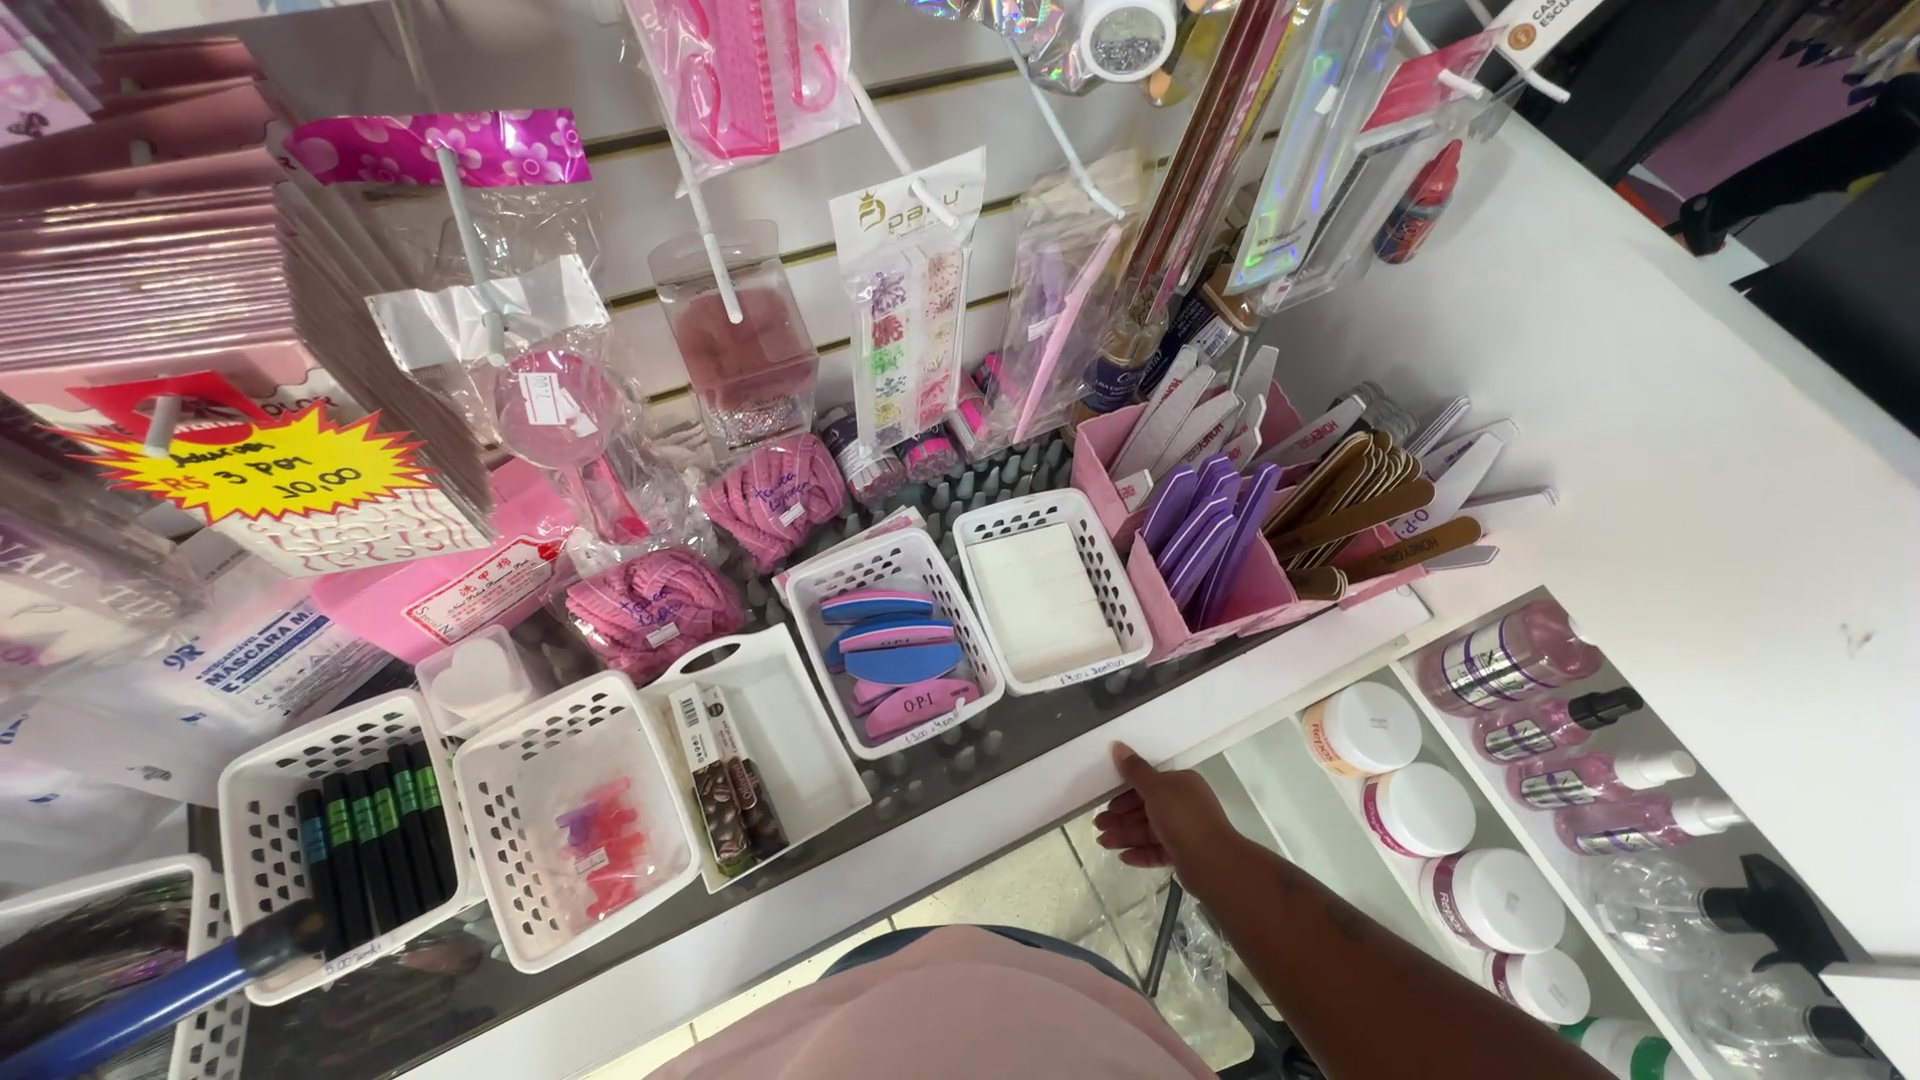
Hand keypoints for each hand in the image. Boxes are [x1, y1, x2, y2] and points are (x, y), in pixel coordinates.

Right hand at [1095, 742, 1251, 900]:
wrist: (1212, 862)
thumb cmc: (1183, 818)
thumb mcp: (1155, 789)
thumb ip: (1135, 770)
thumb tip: (1117, 745)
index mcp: (1181, 784)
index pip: (1149, 785)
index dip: (1126, 794)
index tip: (1108, 804)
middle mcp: (1185, 805)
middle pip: (1146, 809)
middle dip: (1121, 817)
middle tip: (1098, 825)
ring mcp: (1185, 831)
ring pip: (1149, 831)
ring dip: (1125, 835)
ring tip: (1103, 843)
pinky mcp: (1184, 854)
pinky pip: (1157, 850)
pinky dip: (1140, 852)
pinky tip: (1123, 857)